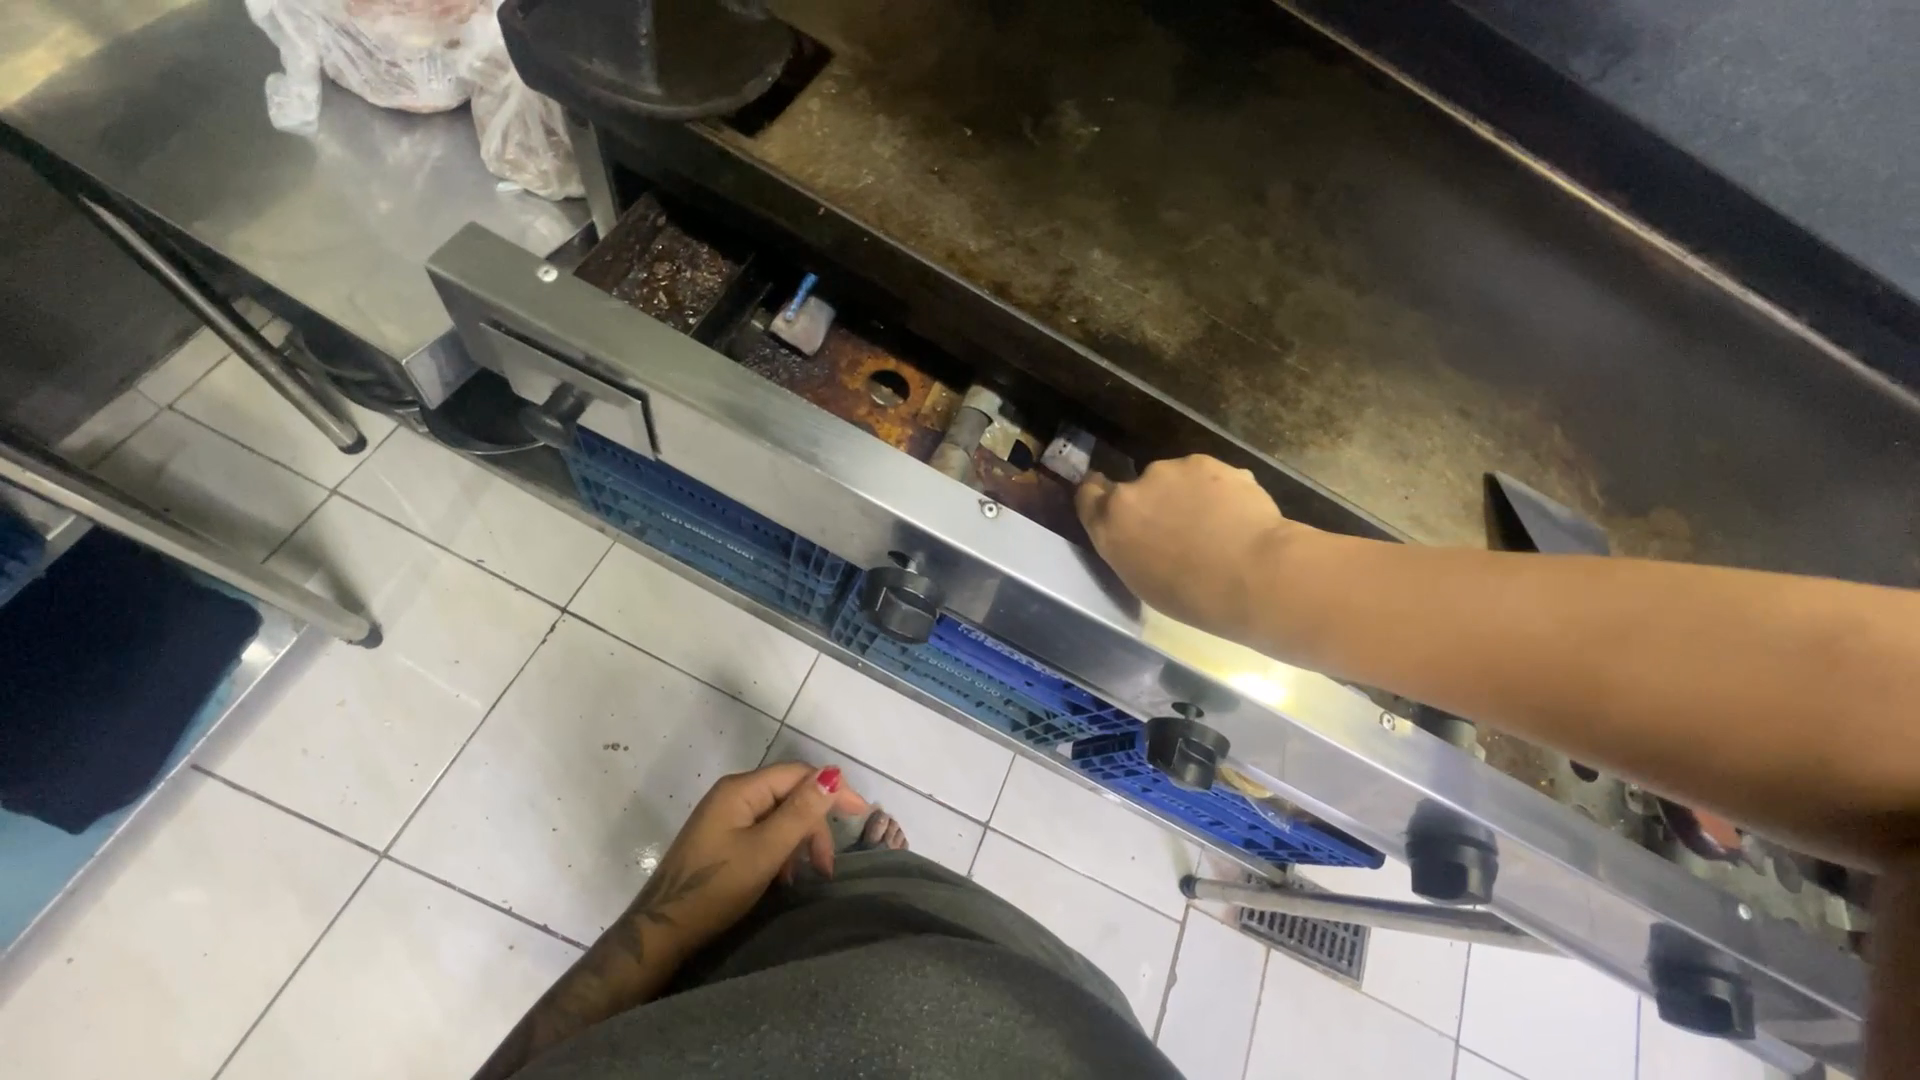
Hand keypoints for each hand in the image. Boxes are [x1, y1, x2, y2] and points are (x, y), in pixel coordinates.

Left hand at [636, 763, 868, 963]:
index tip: (862, 814)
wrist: (661, 933)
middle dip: (814, 826)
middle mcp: (733, 794)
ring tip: (804, 876)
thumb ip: (801, 812)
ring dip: (798, 842)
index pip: (799, 774)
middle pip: (790, 795)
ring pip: (779, 816)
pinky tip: (782, 878)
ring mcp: (725, 816)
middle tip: (826, 866)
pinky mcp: (722, 838)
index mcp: (741, 789)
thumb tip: (833, 774)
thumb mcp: (765, 851)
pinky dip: (780, 851)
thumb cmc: (715, 889)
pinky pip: (764, 832)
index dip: (833, 789)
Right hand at [1075, 454, 1304, 636]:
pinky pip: (1208, 476)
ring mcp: (1172, 471)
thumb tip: (1140, 533)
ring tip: (1217, 524)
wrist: (1253, 574)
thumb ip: (1129, 545)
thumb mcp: (1142, 579)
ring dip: (1188, 495)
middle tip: (1182, 529)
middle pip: (1137, 488)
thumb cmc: (1193, 596)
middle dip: (1155, 502)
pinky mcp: (1209, 462)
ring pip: (1175, 479)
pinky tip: (1238, 515)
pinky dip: (1218, 490)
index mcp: (1110, 523)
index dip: (1100, 496)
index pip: (1088, 494)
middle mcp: (1134, 490)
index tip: (1114, 505)